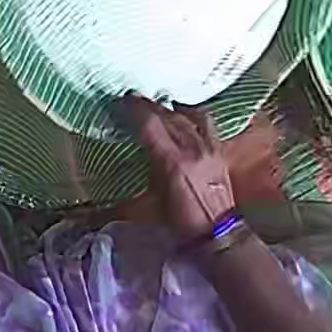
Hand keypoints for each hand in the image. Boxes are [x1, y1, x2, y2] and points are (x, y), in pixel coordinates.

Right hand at [125, 94, 235, 241]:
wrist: (216, 231)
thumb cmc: (178, 220)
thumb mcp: (149, 201)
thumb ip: (135, 178)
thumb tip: (114, 171)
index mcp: (172, 162)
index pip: (150, 124)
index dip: (134, 110)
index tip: (120, 103)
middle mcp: (191, 149)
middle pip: (167, 116)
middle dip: (146, 105)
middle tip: (130, 99)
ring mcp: (207, 147)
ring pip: (184, 116)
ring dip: (165, 108)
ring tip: (152, 104)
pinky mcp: (217, 149)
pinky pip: (205, 121)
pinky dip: (191, 112)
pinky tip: (181, 111)